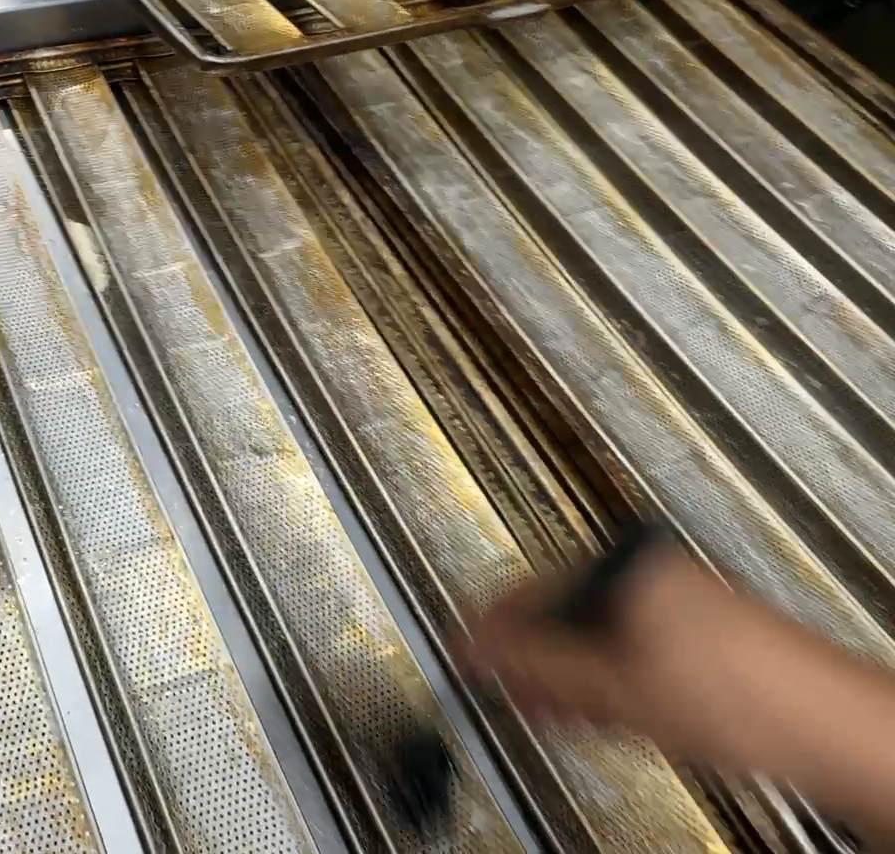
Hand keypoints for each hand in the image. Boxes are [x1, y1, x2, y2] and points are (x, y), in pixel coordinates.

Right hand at [461, 543, 877, 777]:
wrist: (850, 744)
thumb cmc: (753, 703)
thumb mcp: (610, 687)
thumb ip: (529, 665)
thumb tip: (471, 649)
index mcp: (623, 570)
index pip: (524, 590)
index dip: (486, 626)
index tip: (464, 651)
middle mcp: (648, 577)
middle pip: (557, 614)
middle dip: (525, 656)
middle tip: (495, 683)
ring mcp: (677, 607)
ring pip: (589, 636)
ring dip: (558, 673)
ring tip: (537, 704)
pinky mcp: (698, 640)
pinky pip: (622, 651)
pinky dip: (597, 678)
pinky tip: (584, 707)